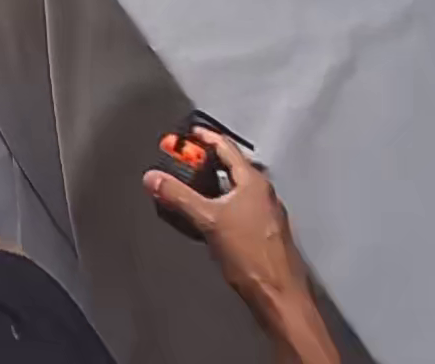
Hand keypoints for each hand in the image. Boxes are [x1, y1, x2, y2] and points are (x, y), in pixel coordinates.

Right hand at [143, 128, 337, 363]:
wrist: (280, 301)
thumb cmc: (253, 257)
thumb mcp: (207, 220)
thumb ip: (177, 195)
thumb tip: (153, 178)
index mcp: (254, 182)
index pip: (226, 146)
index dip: (204, 136)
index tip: (189, 133)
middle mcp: (264, 194)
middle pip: (231, 165)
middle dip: (206, 161)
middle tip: (184, 160)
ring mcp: (268, 214)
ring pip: (235, 187)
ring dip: (213, 183)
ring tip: (192, 186)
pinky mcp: (266, 233)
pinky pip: (240, 206)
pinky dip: (222, 201)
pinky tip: (209, 215)